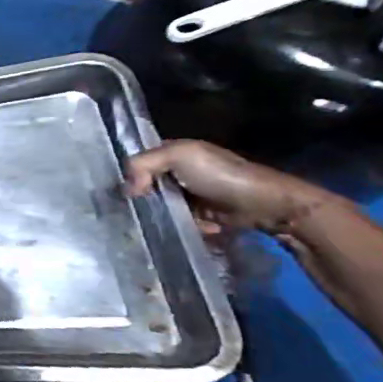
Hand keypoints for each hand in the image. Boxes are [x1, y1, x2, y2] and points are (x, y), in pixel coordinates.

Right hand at [124, 140, 340, 235]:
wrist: (264, 204)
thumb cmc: (221, 175)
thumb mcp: (179, 156)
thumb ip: (144, 163)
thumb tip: (127, 189)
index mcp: (173, 151)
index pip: (138, 161)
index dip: (126, 174)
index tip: (118, 192)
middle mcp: (178, 171)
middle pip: (145, 186)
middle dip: (139, 199)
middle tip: (131, 213)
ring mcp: (189, 195)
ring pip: (158, 206)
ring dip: (157, 216)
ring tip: (151, 226)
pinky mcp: (199, 216)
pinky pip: (176, 221)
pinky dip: (177, 227)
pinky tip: (179, 230)